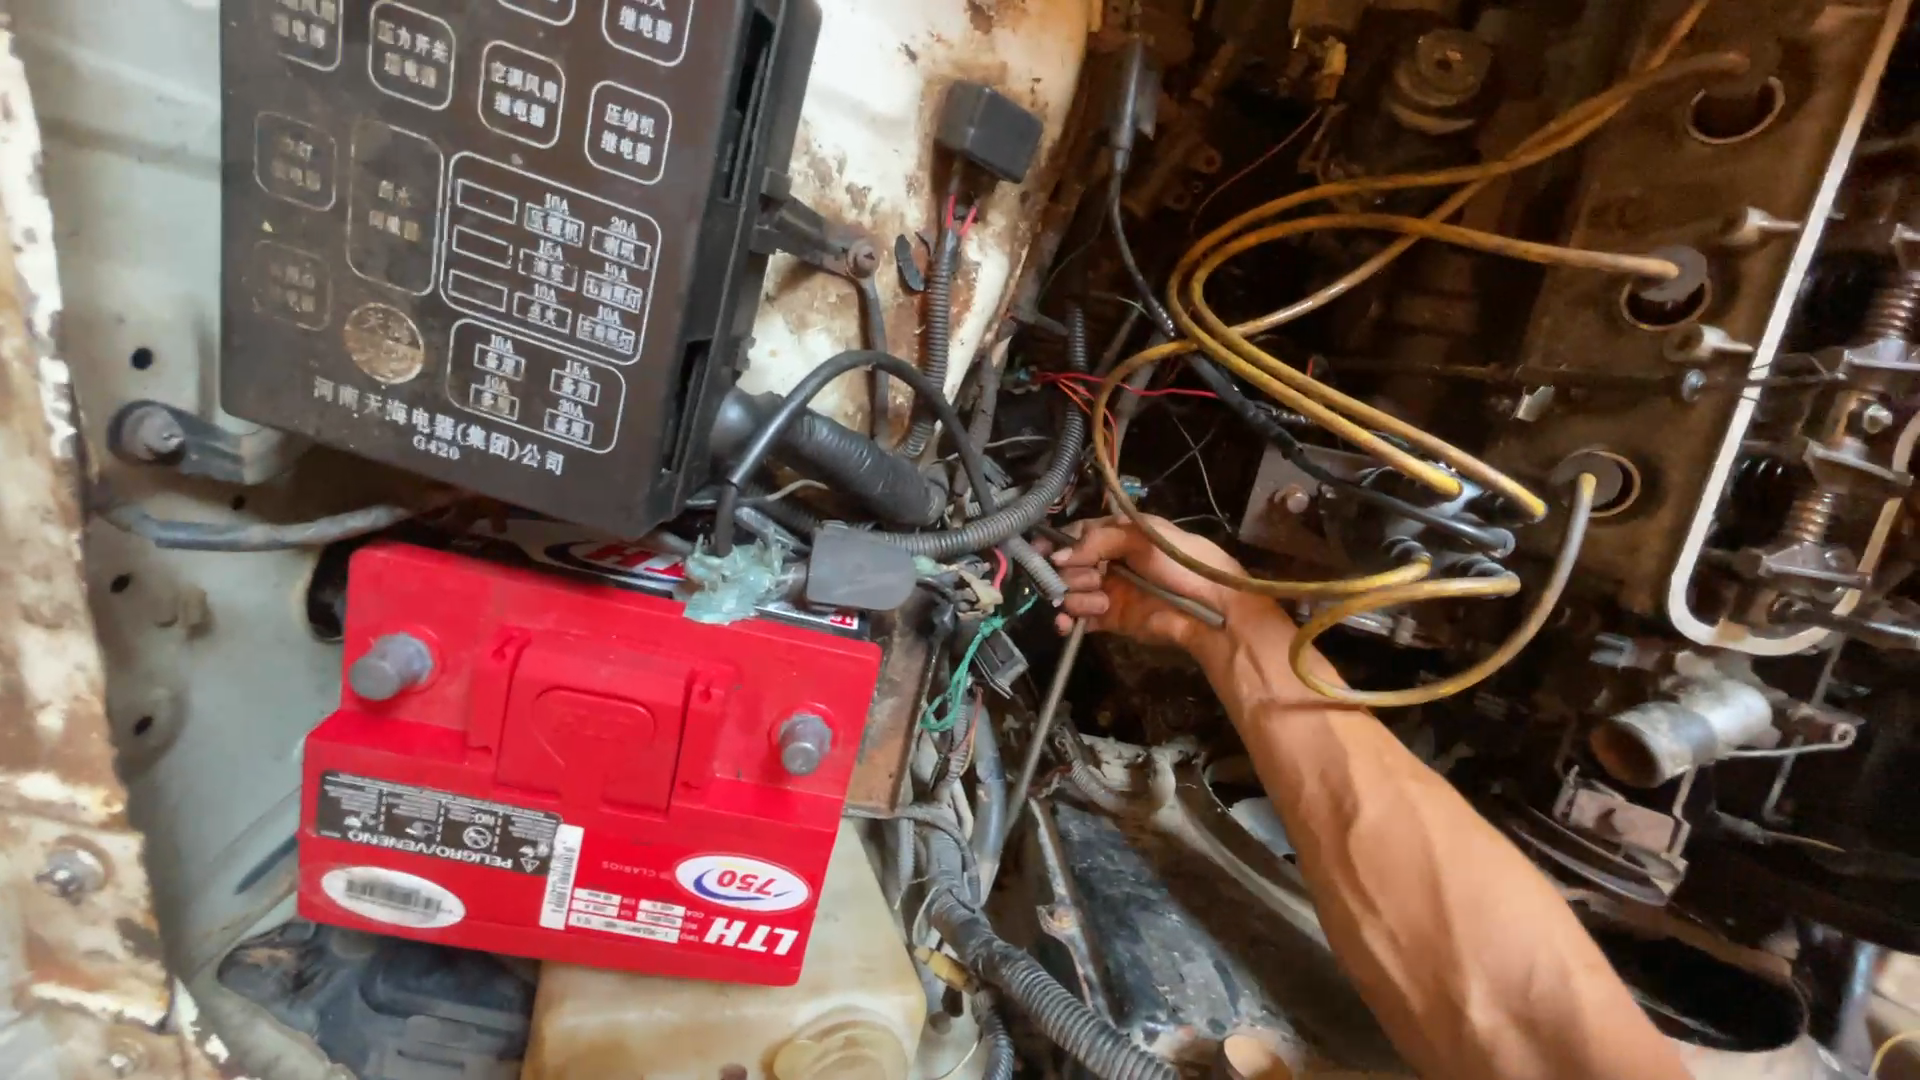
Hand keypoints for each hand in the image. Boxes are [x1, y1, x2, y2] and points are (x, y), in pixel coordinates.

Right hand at [1043, 515, 1257, 658]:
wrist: (1211, 606)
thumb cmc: (1182, 562)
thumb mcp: (1142, 536)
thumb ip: (1098, 540)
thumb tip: (1058, 557)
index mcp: (1116, 535)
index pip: (1075, 535)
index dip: (1057, 543)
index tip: (1041, 552)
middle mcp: (1107, 561)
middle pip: (1066, 565)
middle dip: (1070, 572)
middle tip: (1092, 578)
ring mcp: (1106, 591)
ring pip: (1068, 592)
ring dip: (1076, 596)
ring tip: (1101, 600)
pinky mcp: (1109, 619)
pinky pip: (1076, 619)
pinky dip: (1067, 620)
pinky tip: (1068, 622)